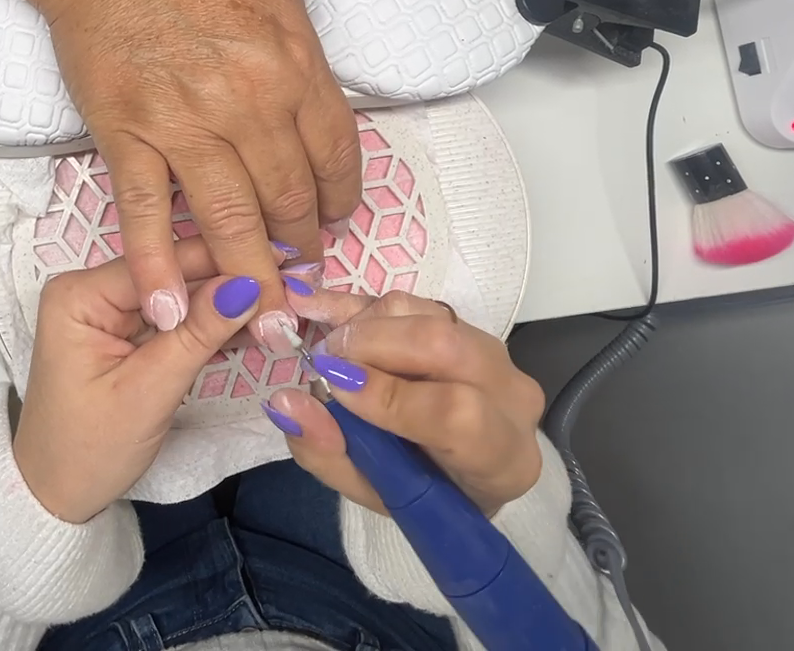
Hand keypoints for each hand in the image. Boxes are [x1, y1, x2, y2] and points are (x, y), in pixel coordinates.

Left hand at [14, 239, 265, 522]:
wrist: (57, 497)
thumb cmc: (89, 450)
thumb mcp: (148, 392)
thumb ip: (197, 334)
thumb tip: (249, 283)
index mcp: (80, 293)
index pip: (161, 261)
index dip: (222, 261)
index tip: (283, 264)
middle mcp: (92, 287)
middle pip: (172, 272)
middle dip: (230, 282)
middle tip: (294, 284)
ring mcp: (109, 307)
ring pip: (179, 293)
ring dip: (226, 302)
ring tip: (284, 302)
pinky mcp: (125, 329)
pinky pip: (174, 315)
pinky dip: (209, 323)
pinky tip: (252, 322)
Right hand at [44, 0, 359, 351]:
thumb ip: (304, 60)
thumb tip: (316, 117)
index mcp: (292, 64)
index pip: (334, 156)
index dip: (341, 201)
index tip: (337, 222)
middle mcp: (245, 103)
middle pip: (288, 200)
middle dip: (301, 249)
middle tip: (303, 278)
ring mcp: (182, 124)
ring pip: (229, 221)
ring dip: (251, 279)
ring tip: (264, 318)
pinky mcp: (126, 135)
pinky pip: (143, 213)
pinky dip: (157, 266)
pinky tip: (169, 311)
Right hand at [267, 291, 545, 515]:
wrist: (458, 468)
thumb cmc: (419, 490)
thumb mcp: (371, 492)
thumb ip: (327, 452)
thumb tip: (284, 404)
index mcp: (500, 458)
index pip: (456, 413)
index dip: (389, 395)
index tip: (330, 383)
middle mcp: (509, 396)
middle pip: (444, 345)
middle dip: (370, 342)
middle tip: (321, 357)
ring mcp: (493, 353)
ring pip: (424, 314)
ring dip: (363, 322)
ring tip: (326, 345)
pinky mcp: (464, 323)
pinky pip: (410, 301)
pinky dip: (359, 305)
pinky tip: (320, 309)